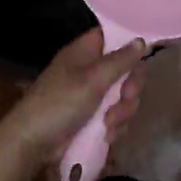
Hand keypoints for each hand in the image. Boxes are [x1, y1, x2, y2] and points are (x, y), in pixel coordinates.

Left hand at [7, 28, 147, 156]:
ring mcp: (92, 96)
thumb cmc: (60, 103)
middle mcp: (90, 70)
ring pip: (123, 97)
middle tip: (125, 97)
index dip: (130, 44)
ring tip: (109, 124)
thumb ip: (120, 60)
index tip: (145, 56)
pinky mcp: (94, 118)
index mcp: (85, 52)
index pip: (113, 36)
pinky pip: (116, 116)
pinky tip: (106, 135)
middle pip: (126, 70)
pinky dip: (114, 127)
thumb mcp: (93, 79)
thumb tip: (142, 41)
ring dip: (122, 112)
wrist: (35, 143)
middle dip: (130, 88)